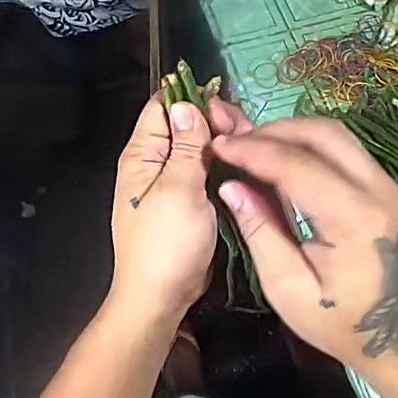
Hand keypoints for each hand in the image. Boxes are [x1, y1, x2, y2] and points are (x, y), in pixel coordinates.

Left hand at [107, 92, 252, 326]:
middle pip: (186, 124)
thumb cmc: (166, 245)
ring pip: (200, 147)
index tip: (227, 111)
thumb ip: (185, 146)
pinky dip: (225, 165)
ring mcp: (173, 182)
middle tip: (249, 134)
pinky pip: (207, 171)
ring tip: (254, 149)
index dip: (195, 100)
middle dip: (216, 122)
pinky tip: (248, 167)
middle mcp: (155, 162)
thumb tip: (186, 103)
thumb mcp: (179, 190)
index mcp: (143, 155)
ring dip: (224, 144)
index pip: (164, 106)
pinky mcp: (190, 199)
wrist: (161, 297)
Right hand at [211, 119, 397, 374]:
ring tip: (254, 146)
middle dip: (274, 131)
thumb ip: (260, 231)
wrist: (392, 335)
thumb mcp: (287, 287)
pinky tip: (282, 156)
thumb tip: (231, 185)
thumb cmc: (337, 321)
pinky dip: (311, 145)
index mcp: (356, 220)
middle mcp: (380, 192)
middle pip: (325, 135)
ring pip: (338, 136)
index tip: (218, 146)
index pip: (299, 166)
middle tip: (236, 142)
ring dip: (293, 133)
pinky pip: (346, 150)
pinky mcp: (386, 187)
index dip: (254, 151)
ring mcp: (388, 186)